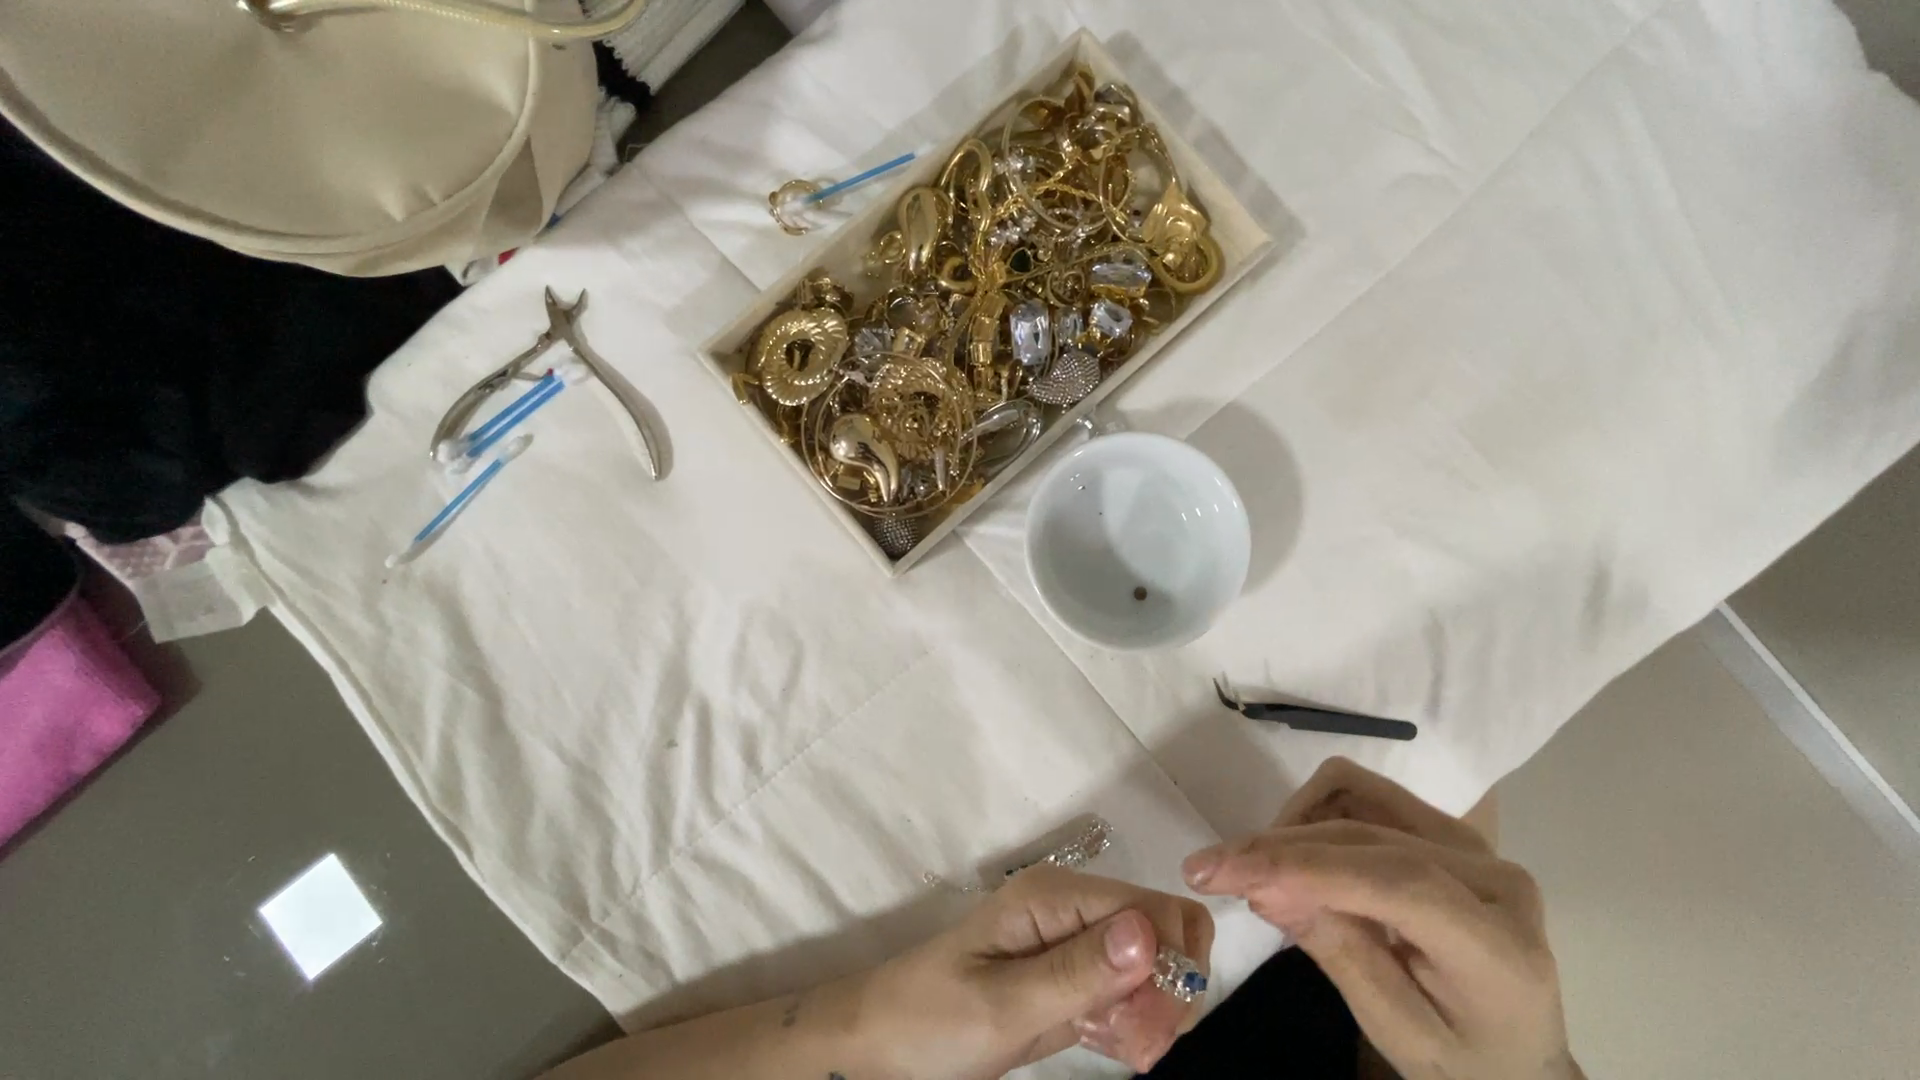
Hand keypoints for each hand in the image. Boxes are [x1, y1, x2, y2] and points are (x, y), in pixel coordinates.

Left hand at [858, 866, 1213, 1077]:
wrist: (884, 1041)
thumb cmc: (932, 1020)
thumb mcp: (1002, 1005)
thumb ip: (1077, 972)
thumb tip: (1150, 933)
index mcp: (1054, 895)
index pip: (1155, 907)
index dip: (1172, 963)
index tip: (1153, 1022)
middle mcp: (1072, 907)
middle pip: (1163, 935)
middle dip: (1165, 994)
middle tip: (1135, 1045)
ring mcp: (1074, 941)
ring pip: (1154, 966)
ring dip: (1150, 1013)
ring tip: (1112, 1046)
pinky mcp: (1074, 976)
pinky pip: (1130, 991)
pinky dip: (1132, 1021)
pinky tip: (1103, 1041)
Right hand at [1183, 758, 1582, 1079]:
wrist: (1517, 1058)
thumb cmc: (1460, 1061)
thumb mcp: (1396, 1031)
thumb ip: (1337, 951)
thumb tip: (1262, 886)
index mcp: (1499, 945)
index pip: (1394, 882)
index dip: (1301, 867)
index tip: (1221, 871)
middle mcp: (1492, 876)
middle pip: (1363, 836)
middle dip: (1276, 848)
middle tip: (1208, 871)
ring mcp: (1471, 843)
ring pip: (1357, 797)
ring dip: (1293, 823)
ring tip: (1258, 869)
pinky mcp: (1444, 828)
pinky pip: (1363, 793)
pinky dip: (1314, 810)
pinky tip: (1296, 853)